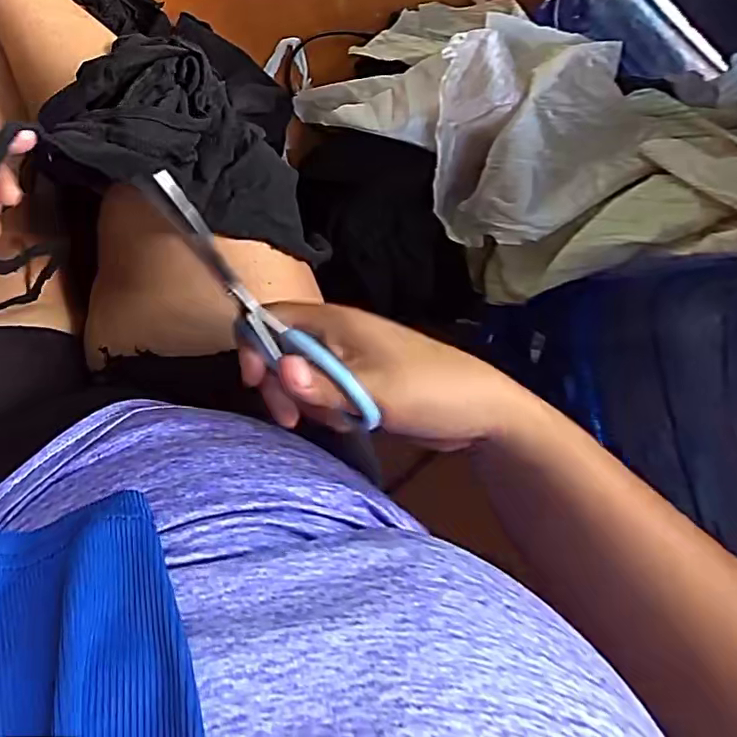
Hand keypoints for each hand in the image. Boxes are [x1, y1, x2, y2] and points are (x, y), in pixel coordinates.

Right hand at [239, 303, 532, 449]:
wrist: (482, 410)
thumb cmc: (430, 391)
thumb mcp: (374, 393)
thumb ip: (324, 385)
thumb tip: (278, 369)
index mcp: (334, 321)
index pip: (271, 316)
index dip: (254, 342)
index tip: (256, 381)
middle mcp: (335, 332)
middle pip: (280, 347)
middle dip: (279, 382)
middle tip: (291, 418)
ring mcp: (348, 355)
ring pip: (300, 372)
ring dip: (306, 399)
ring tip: (338, 420)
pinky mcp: (359, 377)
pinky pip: (323, 388)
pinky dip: (326, 406)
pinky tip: (349, 421)